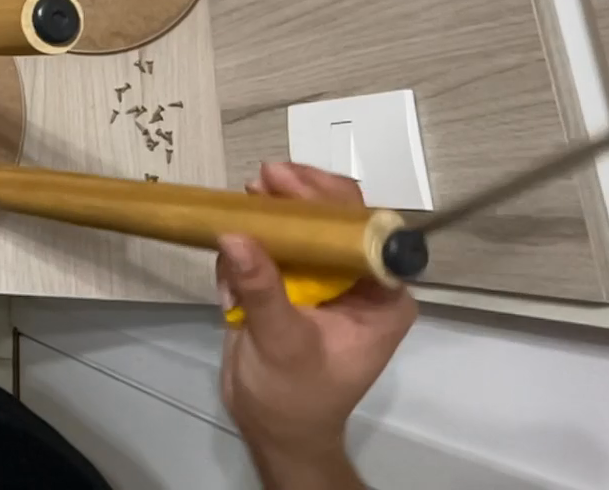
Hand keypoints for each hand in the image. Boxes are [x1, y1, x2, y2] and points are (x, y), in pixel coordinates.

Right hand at [218, 163, 415, 480]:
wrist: (271, 427)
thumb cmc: (296, 395)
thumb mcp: (282, 343)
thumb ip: (262, 289)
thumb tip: (233, 234)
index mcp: (379, 297)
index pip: (365, 233)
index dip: (330, 201)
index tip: (289, 181)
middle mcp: (354, 282)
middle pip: (330, 220)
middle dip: (294, 198)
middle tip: (259, 180)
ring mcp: (318, 280)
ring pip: (295, 227)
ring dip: (263, 220)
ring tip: (237, 211)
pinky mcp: (285, 283)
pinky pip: (265, 247)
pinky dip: (243, 252)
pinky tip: (229, 286)